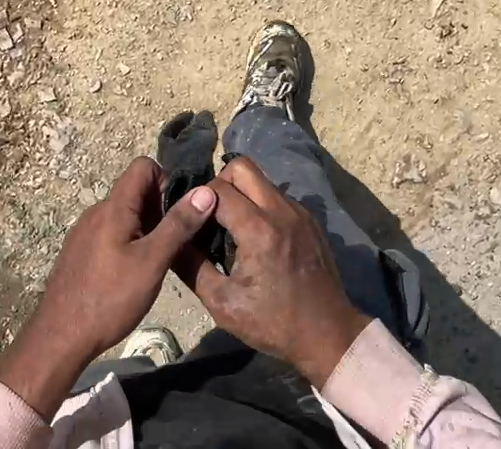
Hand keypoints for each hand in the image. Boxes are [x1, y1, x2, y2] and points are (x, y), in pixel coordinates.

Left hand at [0, 157, 217, 416]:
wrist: (59, 339)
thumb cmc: (109, 298)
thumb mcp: (152, 262)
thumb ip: (178, 225)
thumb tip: (206, 191)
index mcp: (114, 207)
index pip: (143, 166)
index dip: (166, 181)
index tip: (178, 213)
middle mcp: (96, 212)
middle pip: (135, 190)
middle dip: (159, 208)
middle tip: (173, 243)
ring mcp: (84, 232)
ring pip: (124, 214)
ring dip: (145, 227)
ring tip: (157, 261)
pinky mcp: (79, 252)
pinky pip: (111, 232)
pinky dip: (128, 241)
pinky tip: (132, 274)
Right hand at [176, 157, 371, 386]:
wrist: (328, 334)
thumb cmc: (273, 323)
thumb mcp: (223, 304)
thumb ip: (192, 267)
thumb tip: (172, 241)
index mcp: (258, 228)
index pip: (217, 189)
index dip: (198, 202)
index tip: (193, 223)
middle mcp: (280, 210)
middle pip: (242, 167)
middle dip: (220, 184)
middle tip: (213, 215)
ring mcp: (299, 211)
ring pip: (261, 180)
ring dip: (242, 194)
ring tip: (233, 227)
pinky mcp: (310, 219)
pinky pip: (277, 196)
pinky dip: (261, 205)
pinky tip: (257, 237)